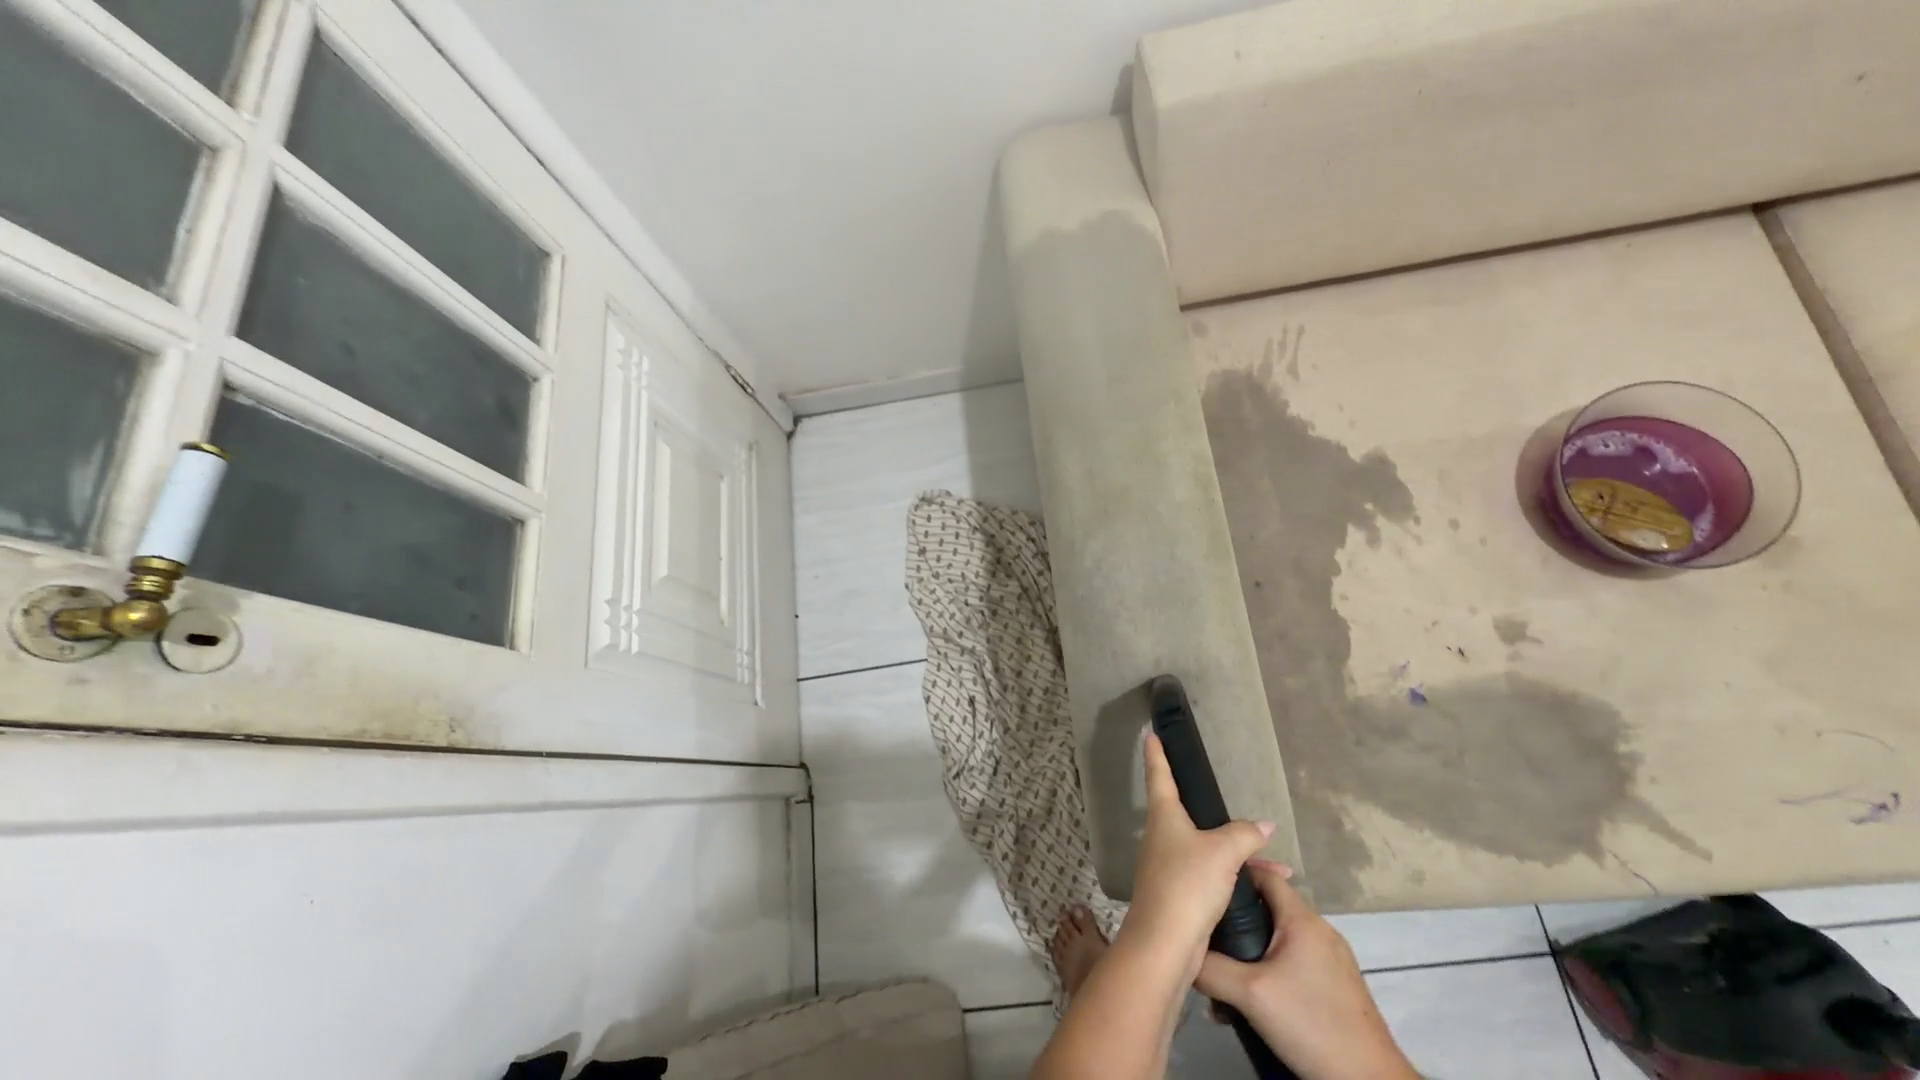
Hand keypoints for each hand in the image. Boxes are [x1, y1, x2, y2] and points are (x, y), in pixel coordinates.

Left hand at [1118, 734, 1274, 978]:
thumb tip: (1262, 825)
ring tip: (1275, 861)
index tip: (1151, 734)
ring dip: (1238, 852)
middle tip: (1234, 806)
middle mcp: (1161, 838)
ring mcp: (1168, 867)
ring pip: (1207, 849)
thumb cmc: (1187, 884)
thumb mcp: (1222, 852)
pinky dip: (1235, 875)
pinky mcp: (1179, 894)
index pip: (1159, 776)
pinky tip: (1265, 884)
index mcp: (1164, 818)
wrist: (1165, 943)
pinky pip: (1211, 875)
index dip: (1157, 754)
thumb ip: (1244, 833)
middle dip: (1217, 815)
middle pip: (1189, 815)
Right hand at [1195, 862, 1418, 1079]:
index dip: (1233, 875)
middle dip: (1233, 928)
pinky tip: (1249, 1008)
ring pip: (1277, 944)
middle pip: (1267, 911)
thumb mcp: (1249, 994)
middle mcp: (1319, 932)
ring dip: (1247, 960)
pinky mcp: (1334, 987)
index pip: (1265, 876)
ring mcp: (1330, 961)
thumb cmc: (1310, 1023)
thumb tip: (1184, 955)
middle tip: (1204, 945)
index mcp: (1303, 920)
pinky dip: (1267, 977)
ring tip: (1222, 988)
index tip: (1203, 889)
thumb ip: (1211, 968)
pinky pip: (1291, 967)